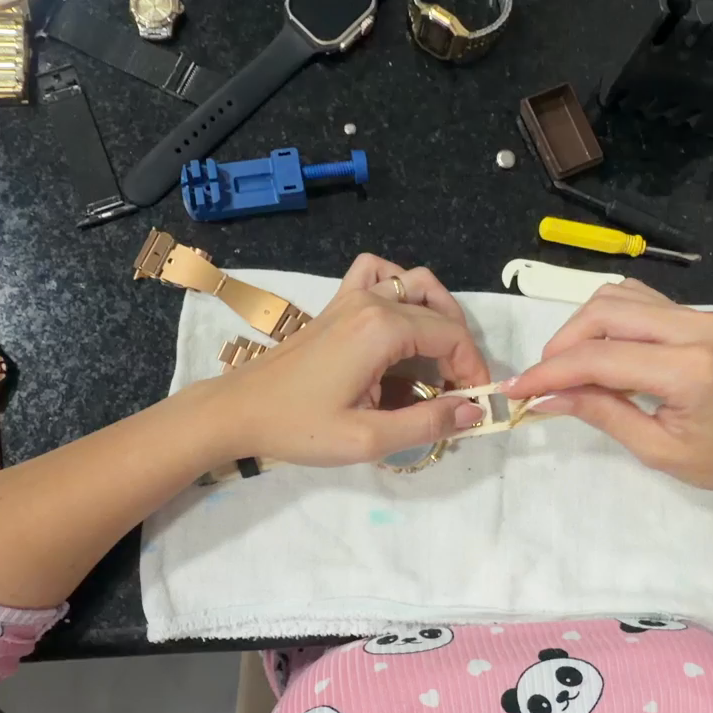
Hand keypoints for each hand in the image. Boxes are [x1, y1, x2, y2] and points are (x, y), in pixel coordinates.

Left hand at [213, 260, 491, 466]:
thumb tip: (474, 411)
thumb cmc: (298, 426)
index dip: (473, 369)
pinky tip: (400, 319)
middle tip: (457, 391)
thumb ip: (427, 423)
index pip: (452, 337)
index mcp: (382, 329)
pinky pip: (378, 274)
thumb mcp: (368, 438)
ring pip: (415, 283)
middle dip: (460, 351)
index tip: (473, 403)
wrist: (238, 410)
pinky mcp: (336, 303)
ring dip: (438, 314)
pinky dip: (399, 287)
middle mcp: (371, 301)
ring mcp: (351, 297)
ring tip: (439, 356)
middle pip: (440, 312)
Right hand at [505, 281, 712, 495]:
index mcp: (688, 370)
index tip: (515, 390)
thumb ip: (601, 413)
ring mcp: (697, 315)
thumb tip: (547, 397)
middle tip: (542, 381)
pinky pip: (636, 301)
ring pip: (617, 298)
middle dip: (561, 344)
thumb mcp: (658, 450)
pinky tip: (599, 351)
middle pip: (604, 313)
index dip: (550, 372)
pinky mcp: (695, 315)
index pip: (601, 358)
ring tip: (568, 367)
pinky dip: (605, 320)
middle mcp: (693, 328)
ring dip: (581, 328)